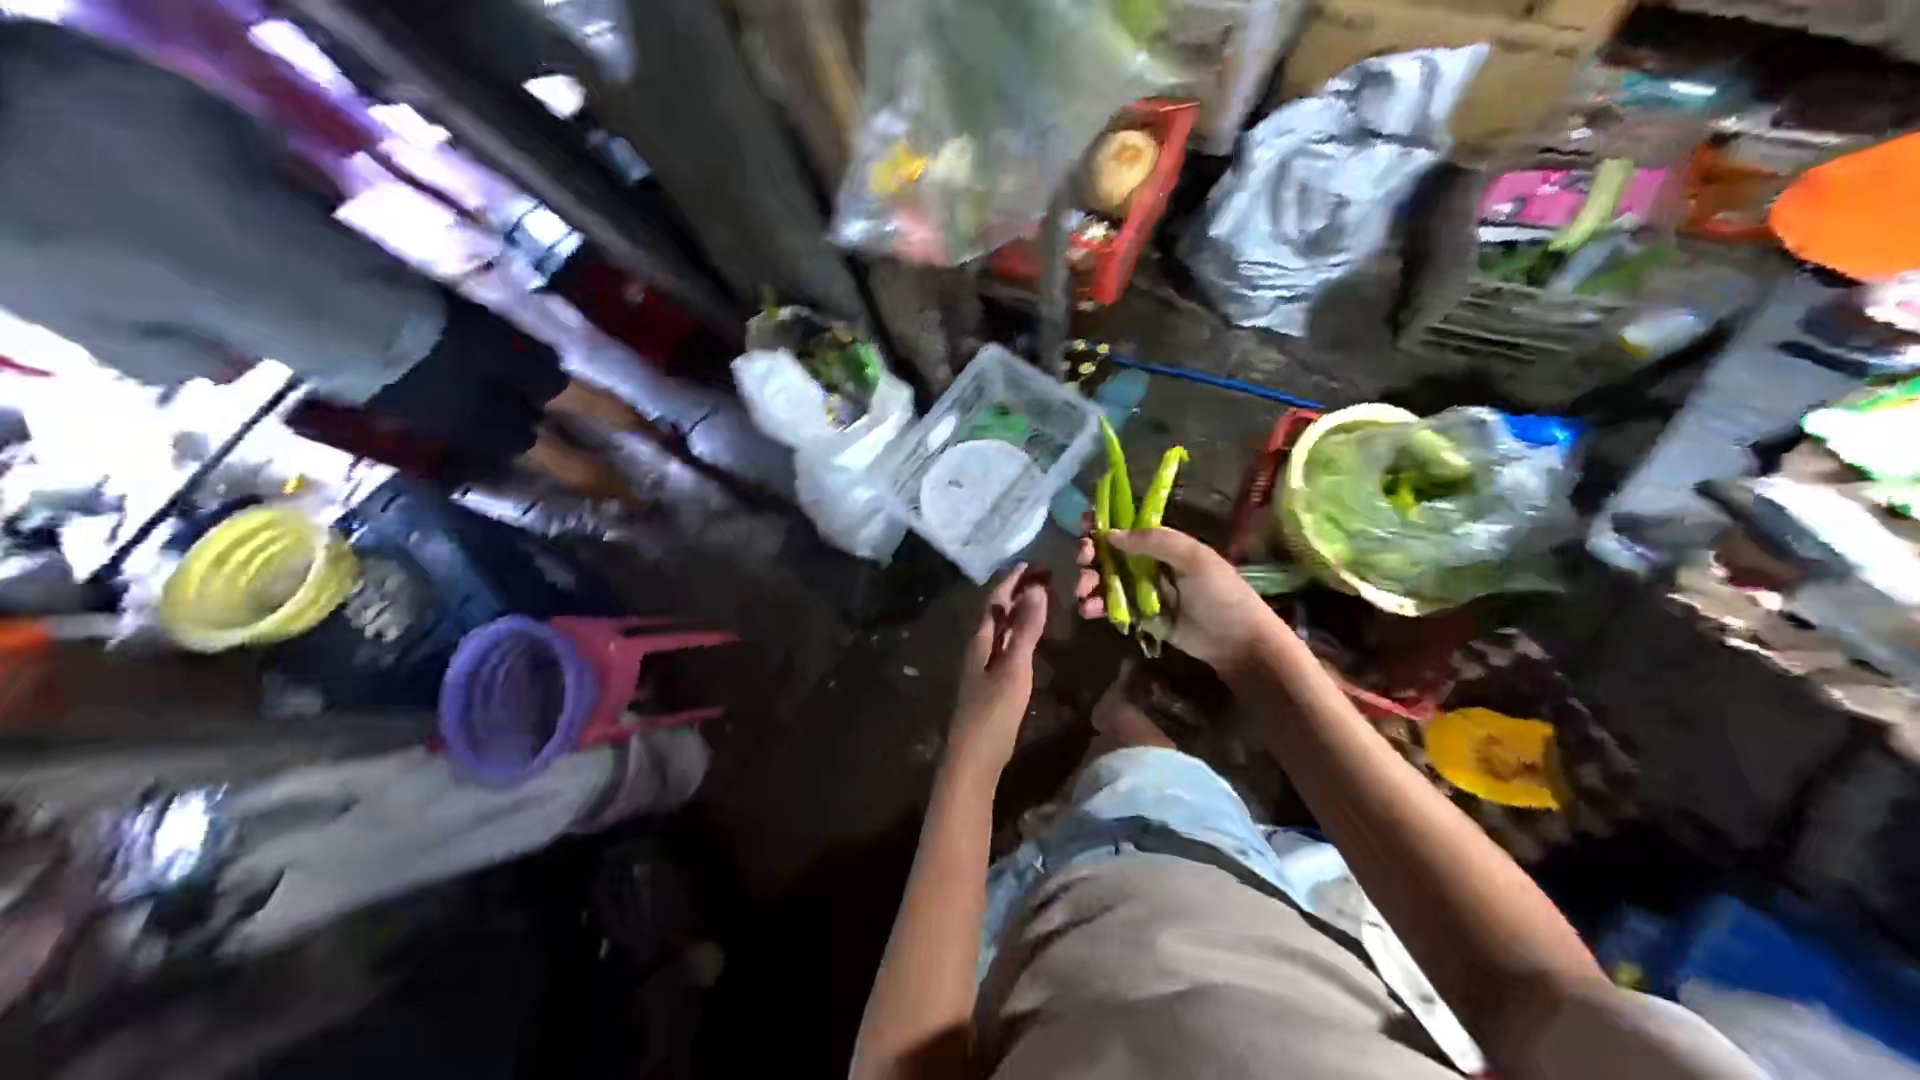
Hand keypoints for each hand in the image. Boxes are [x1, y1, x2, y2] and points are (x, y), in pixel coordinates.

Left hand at [945, 564, 1049, 780]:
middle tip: (1042, 575)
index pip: (995, 598)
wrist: (973, 757)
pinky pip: (1003, 641)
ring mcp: (981, 663)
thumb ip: (1025, 629)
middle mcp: (977, 645)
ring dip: (1018, 608)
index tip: (1033, 563)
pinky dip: (1018, 629)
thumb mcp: (1014, 667)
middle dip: (1016, 589)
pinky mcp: (989, 679)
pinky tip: (1029, 635)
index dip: (1013, 579)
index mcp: (979, 638)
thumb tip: (1037, 589)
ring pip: (999, 625)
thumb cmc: (993, 711)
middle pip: (995, 609)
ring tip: (1040, 596)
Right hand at [1075, 527, 1282, 678]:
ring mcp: (1141, 591)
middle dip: (1090, 554)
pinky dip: (1095, 606)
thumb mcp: (1195, 559)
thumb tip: (1110, 535)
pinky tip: (1089, 610)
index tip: (1085, 526)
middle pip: (1109, 553)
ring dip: (1088, 582)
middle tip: (1083, 561)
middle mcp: (1148, 563)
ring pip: (1104, 579)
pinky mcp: (1138, 616)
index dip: (1103, 523)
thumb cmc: (1221, 594)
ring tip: (1084, 592)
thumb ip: (1155, 542)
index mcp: (1162, 544)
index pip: (1127, 527)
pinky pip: (1110, 606)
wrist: (1238, 642)